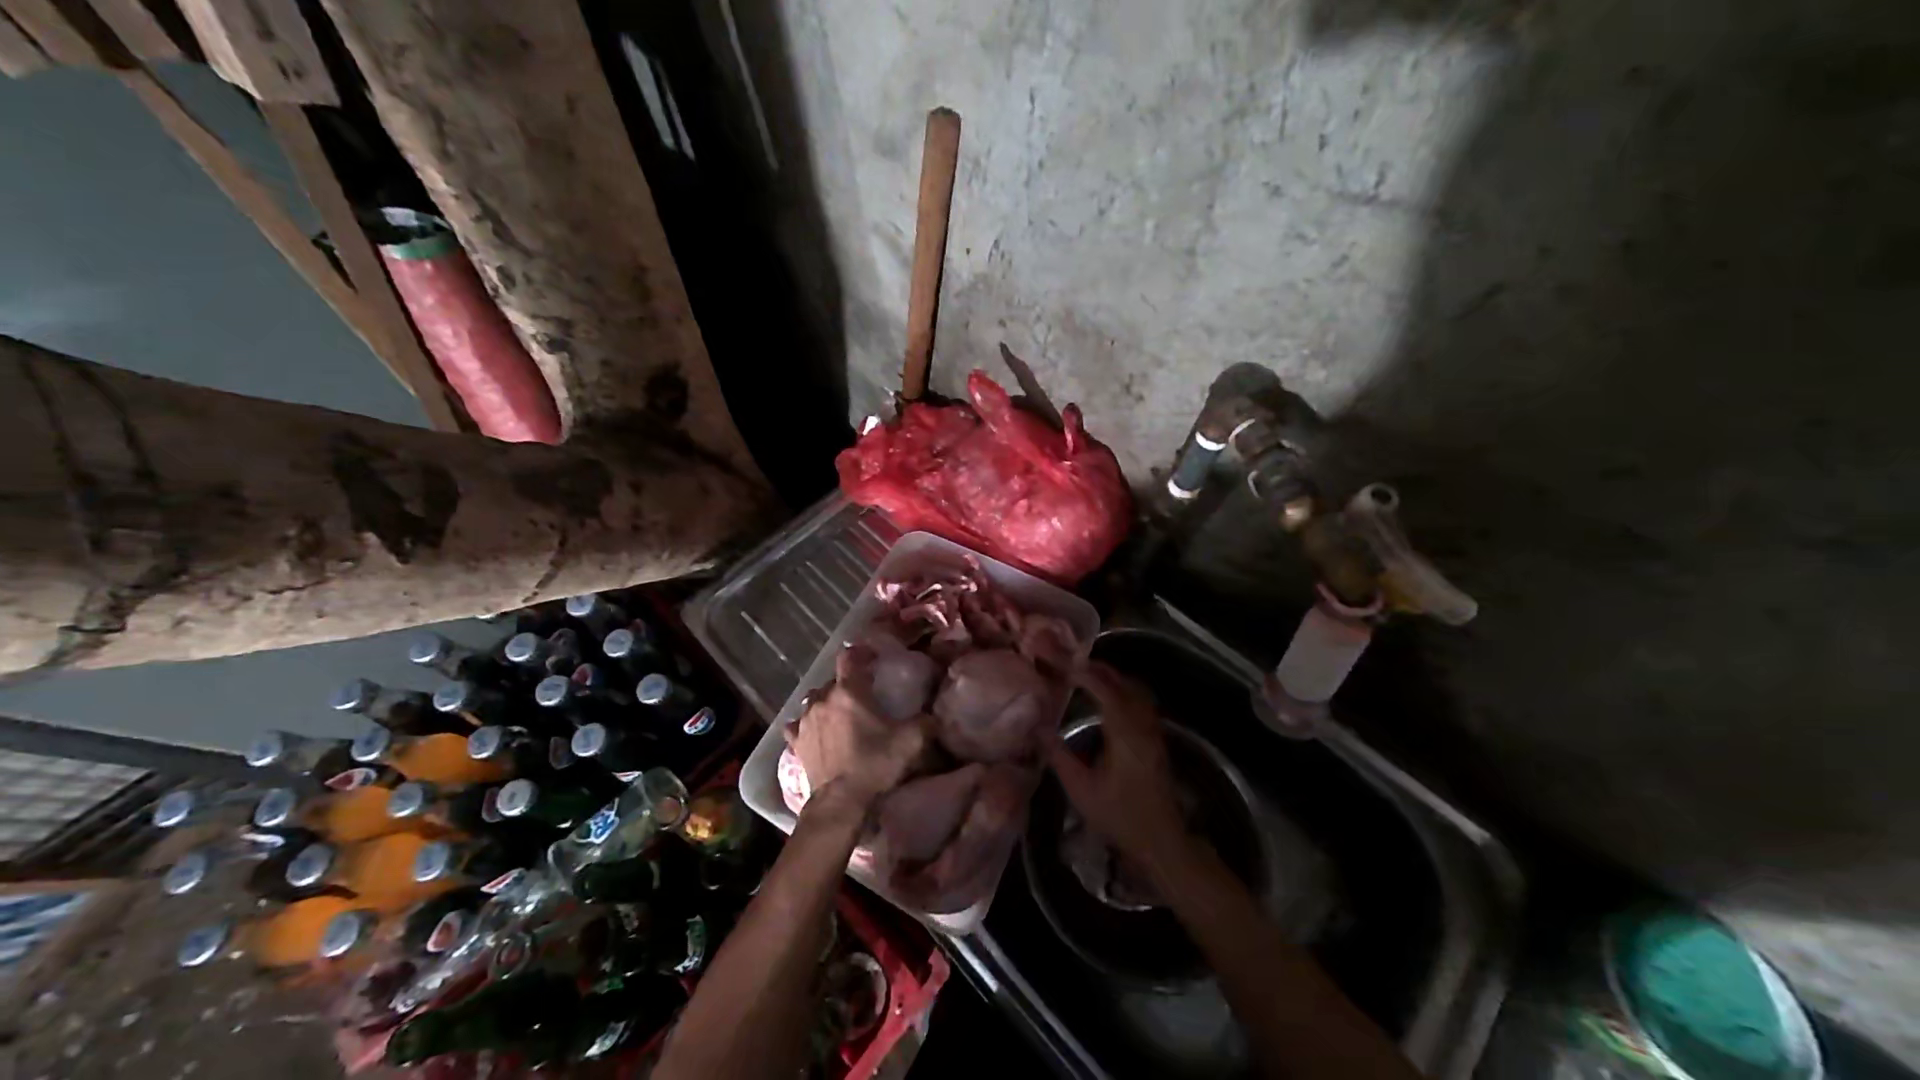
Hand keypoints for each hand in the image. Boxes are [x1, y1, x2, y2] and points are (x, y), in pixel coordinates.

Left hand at [790, 644, 929, 806]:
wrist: (841, 802)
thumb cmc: (876, 764)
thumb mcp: (911, 741)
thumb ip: (926, 722)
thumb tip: (934, 716)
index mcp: (849, 691)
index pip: (850, 657)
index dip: (861, 653)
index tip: (873, 658)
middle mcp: (823, 698)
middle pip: (834, 680)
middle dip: (848, 683)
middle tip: (864, 693)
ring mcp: (805, 720)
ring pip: (814, 699)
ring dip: (827, 701)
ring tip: (840, 713)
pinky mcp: (795, 742)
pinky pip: (798, 724)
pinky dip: (806, 723)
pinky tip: (815, 730)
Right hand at [1046, 662, 1188, 866]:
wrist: (1161, 841)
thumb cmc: (1119, 816)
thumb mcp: (1080, 788)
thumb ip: (1058, 754)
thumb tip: (1037, 726)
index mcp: (1125, 733)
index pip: (1105, 689)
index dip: (1085, 673)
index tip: (1062, 664)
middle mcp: (1143, 725)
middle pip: (1124, 683)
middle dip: (1098, 669)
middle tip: (1071, 664)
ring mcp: (1153, 732)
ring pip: (1136, 690)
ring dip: (1113, 678)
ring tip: (1086, 676)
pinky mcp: (1156, 741)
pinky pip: (1141, 702)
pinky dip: (1123, 690)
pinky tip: (1107, 699)